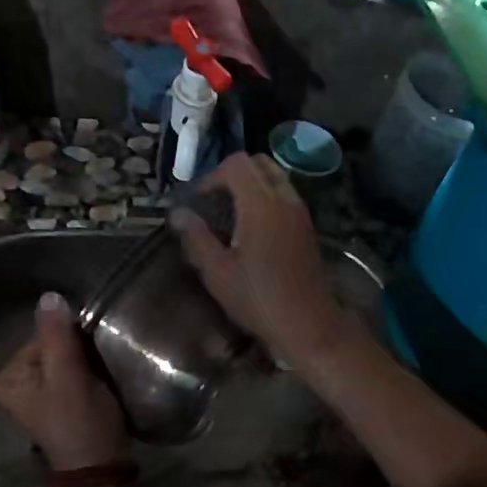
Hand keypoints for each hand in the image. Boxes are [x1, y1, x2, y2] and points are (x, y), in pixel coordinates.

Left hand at [0, 292, 126, 469]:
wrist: (100, 468)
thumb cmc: (81, 422)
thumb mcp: (69, 376)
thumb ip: (58, 336)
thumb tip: (50, 295)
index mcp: (7, 377)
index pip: (43, 338)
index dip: (73, 342)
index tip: (93, 357)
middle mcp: (15, 384)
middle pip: (55, 349)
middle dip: (81, 353)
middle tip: (101, 368)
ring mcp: (37, 397)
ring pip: (67, 362)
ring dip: (89, 364)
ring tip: (104, 377)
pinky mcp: (58, 405)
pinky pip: (73, 376)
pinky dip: (89, 377)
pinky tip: (102, 386)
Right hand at [171, 154, 345, 367]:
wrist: (307, 322)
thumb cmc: (258, 299)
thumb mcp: (217, 272)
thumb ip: (197, 237)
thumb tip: (178, 213)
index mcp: (262, 204)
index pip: (237, 164)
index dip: (212, 176)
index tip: (198, 203)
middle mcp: (285, 200)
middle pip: (259, 164)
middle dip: (232, 175)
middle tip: (213, 202)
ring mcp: (301, 213)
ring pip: (276, 178)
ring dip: (252, 186)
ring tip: (231, 215)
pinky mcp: (308, 228)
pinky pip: (286, 196)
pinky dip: (267, 199)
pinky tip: (253, 229)